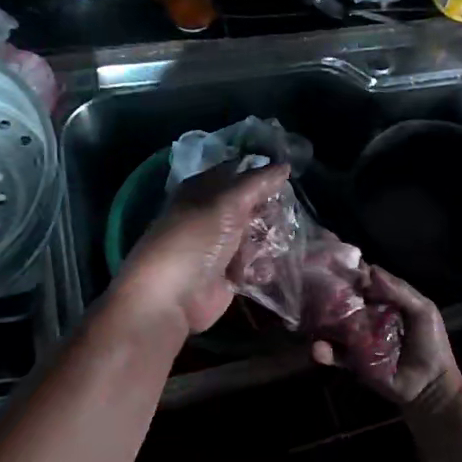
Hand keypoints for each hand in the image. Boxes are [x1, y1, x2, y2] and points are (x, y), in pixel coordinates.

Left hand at [113, 161, 290, 335]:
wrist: (173, 296)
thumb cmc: (196, 239)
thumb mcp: (227, 202)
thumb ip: (258, 183)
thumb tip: (284, 165)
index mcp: (203, 190)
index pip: (238, 173)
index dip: (262, 174)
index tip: (289, 178)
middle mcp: (211, 215)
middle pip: (251, 207)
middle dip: (269, 213)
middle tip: (284, 218)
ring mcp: (220, 246)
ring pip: (257, 236)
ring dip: (268, 242)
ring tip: (274, 246)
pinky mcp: (229, 274)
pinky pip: (255, 265)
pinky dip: (261, 267)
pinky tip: (262, 270)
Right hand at [312, 266, 461, 411]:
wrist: (431, 384)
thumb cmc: (430, 344)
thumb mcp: (423, 311)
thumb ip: (399, 290)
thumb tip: (370, 269)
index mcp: (383, 302)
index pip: (362, 283)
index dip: (348, 273)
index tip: (330, 263)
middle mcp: (366, 316)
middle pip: (341, 301)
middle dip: (326, 294)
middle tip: (309, 288)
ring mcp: (356, 338)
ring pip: (331, 326)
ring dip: (318, 322)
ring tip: (309, 319)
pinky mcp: (351, 361)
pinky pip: (332, 354)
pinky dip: (322, 351)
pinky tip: (318, 349)